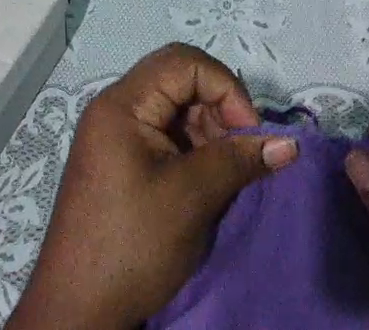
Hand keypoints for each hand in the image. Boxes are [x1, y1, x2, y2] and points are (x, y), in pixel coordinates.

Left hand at [6, 43, 298, 329]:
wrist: (78, 314)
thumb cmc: (132, 244)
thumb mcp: (192, 198)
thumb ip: (240, 160)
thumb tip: (290, 144)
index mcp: (122, 105)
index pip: (184, 63)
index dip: (225, 88)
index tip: (249, 133)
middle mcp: (116, 110)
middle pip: (180, 80)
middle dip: (220, 107)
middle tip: (243, 149)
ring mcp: (117, 137)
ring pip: (178, 108)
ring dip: (211, 130)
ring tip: (230, 170)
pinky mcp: (123, 163)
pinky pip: (168, 135)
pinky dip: (196, 149)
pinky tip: (211, 180)